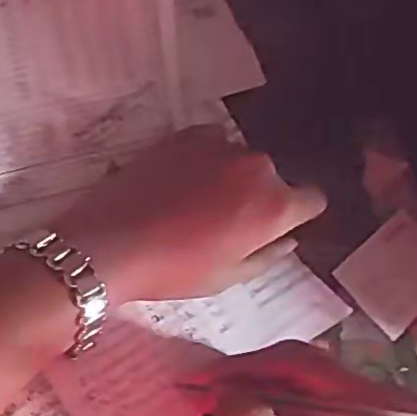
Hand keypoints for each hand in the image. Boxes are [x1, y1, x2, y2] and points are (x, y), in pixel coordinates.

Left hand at [56, 127, 327, 303]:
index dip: (292, 216)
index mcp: (274, 206)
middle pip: (270, 179)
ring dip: (224, 177)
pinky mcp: (184, 135)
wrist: (105, 246)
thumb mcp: (221, 279)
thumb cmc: (166, 271)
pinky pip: (206, 144)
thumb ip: (264, 257)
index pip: (311, 201)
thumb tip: (287, 240)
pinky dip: (198, 161)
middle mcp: (257, 166)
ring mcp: (220, 145)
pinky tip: (172, 186)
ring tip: (186, 206)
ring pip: (238, 160)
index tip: (266, 229)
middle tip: (214, 225)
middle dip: (252, 198)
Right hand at [212, 342, 416, 415]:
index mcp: (382, 404)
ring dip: (255, 390)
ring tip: (216, 400)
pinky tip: (240, 415)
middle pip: (303, 370)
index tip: (204, 379)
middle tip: (204, 389)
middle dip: (250, 377)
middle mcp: (381, 399)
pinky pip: (301, 403)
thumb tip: (221, 392)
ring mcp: (366, 413)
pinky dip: (267, 406)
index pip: (305, 365)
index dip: (248, 367)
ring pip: (298, 384)